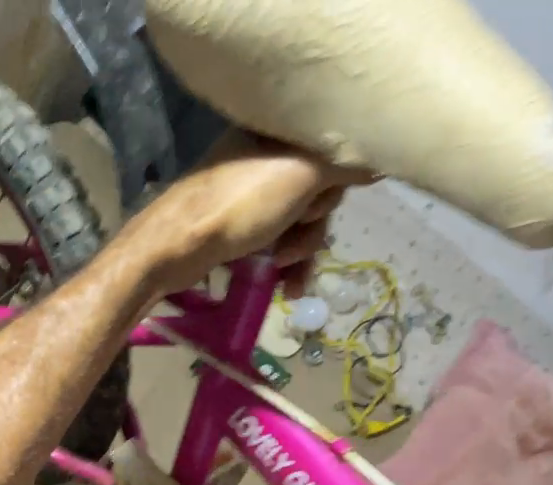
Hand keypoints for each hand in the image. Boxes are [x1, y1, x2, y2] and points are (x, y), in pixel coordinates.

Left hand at [124, 131, 370, 295]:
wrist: (173, 249)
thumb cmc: (238, 204)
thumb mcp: (302, 174)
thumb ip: (345, 162)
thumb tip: (379, 158)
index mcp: (279, 130)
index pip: (334, 146)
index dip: (339, 177)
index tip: (331, 195)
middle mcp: (264, 154)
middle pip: (320, 186)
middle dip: (315, 220)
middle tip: (298, 231)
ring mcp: (249, 193)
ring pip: (299, 219)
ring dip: (301, 247)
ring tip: (284, 268)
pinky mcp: (237, 225)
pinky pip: (277, 239)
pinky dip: (285, 262)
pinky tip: (287, 287)